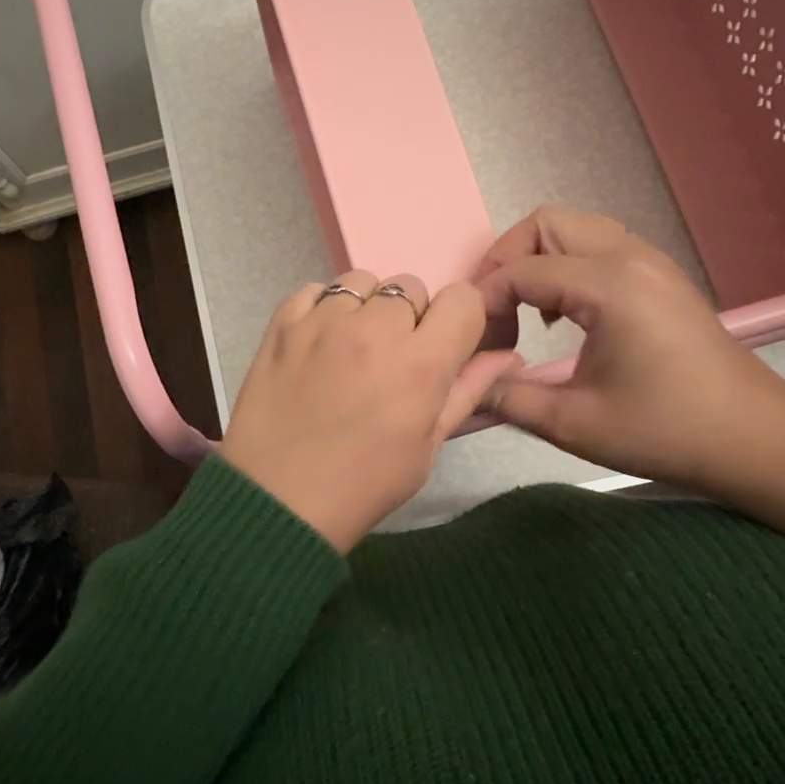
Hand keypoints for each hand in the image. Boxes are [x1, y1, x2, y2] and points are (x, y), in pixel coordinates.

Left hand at [220, 270, 522, 552]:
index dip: (458, 321)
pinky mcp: (281, 327)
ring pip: (360, 282)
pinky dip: (321, 308)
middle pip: (409, 287)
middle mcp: (374, 330)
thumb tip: (507, 357)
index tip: (442, 346)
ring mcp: (322, 323)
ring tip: (350, 348)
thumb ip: (465, 393)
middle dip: (409, 317)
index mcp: (420, 364)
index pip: (462, 299)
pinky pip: (313, 290)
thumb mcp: (426, 449)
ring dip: (365, 308)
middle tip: (390, 359)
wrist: (277, 501)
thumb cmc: (361, 486)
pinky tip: (317, 343)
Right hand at [475, 207, 784, 489]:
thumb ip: (506, 397)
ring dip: (536, 259)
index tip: (467, 341)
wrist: (754, 438)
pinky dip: (565, 266)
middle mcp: (630, 258)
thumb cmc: (663, 431)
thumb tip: (463, 385)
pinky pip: (598, 247)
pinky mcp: (661, 277)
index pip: (521, 271)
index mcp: (609, 286)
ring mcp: (650, 263)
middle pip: (546, 223)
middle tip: (488, 311)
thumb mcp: (571, 422)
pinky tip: (560, 315)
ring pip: (575, 228)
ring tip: (519, 311)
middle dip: (504, 259)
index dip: (482, 301)